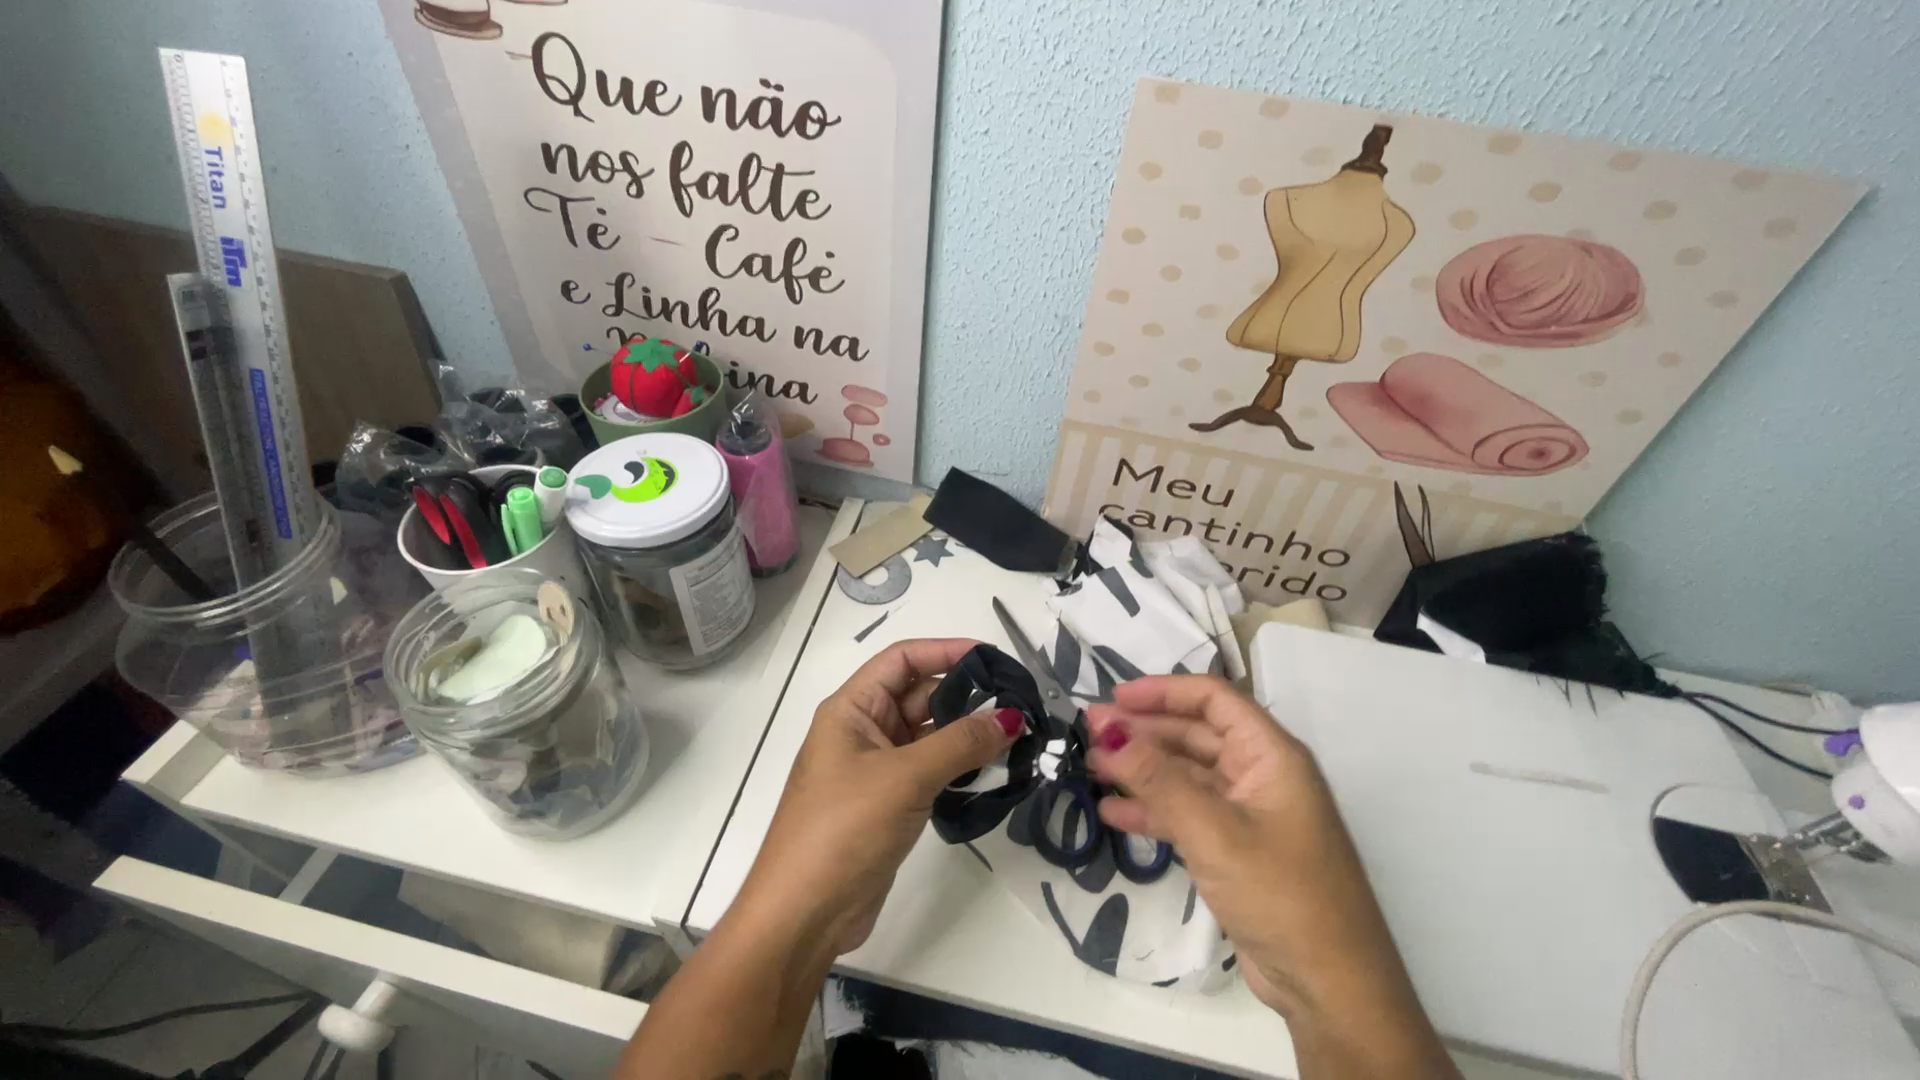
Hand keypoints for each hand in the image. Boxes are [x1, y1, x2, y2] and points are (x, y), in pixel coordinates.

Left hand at [737, 638, 1020, 956]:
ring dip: (968, 734)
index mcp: (851, 710)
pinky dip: (960, 767)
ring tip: (1019, 736)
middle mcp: (863, 731)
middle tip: (1020, 704)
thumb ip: (960, 743)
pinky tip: (995, 771)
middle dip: (967, 696)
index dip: (946, 651)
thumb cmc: (843, 829)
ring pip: (929, 735)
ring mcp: (876, 770)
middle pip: (920, 696)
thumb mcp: (904, 777)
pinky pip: (931, 770)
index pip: (902, 660)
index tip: (995, 658)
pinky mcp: (889, 804)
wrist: (804, 913)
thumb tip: (1011, 716)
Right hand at [1086, 676, 1457, 1078]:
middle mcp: (1259, 775)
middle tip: (1088, 731)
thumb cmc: (1280, 893)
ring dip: (1140, 770)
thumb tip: (1109, 732)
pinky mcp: (1233, 850)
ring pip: (1185, 776)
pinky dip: (1150, 810)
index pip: (1213, 700)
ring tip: (1090, 766)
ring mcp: (1246, 814)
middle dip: (1142, 731)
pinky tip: (1112, 812)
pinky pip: (1185, 814)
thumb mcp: (1214, 831)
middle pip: (1194, 735)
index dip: (1163, 691)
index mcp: (1271, 755)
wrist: (1329, 984)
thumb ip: (1158, 779)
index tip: (1114, 697)